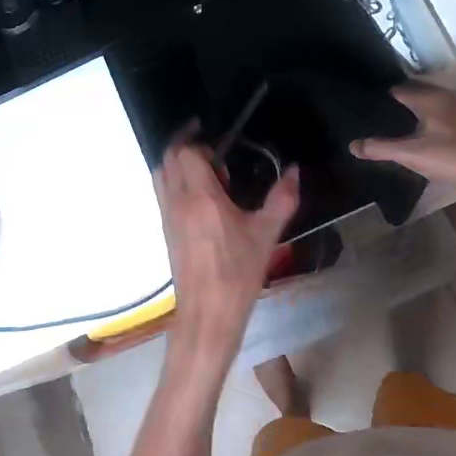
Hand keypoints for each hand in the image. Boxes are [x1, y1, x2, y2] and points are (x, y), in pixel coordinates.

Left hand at [154, 133, 299, 358]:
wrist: (208, 314)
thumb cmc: (238, 273)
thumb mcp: (267, 235)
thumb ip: (282, 198)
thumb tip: (295, 171)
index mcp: (200, 197)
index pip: (186, 152)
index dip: (199, 142)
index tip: (220, 146)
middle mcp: (177, 202)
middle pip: (168, 159)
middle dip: (186, 147)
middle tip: (214, 154)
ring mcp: (167, 218)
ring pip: (160, 176)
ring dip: (178, 166)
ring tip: (207, 175)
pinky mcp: (166, 233)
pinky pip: (163, 195)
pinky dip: (176, 185)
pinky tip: (203, 201)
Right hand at [350, 83, 455, 204]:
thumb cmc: (455, 158)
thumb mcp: (412, 155)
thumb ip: (381, 149)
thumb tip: (353, 145)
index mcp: (431, 97)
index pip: (398, 89)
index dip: (380, 99)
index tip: (364, 109)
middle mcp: (448, 96)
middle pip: (415, 96)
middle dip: (397, 107)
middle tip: (376, 122)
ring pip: (432, 108)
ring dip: (416, 117)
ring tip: (395, 132)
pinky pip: (444, 119)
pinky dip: (431, 125)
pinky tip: (424, 142)